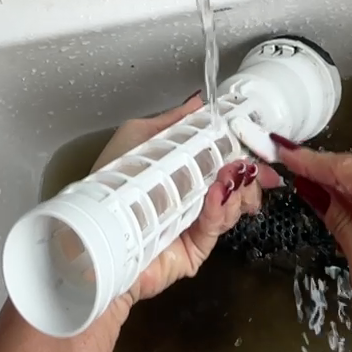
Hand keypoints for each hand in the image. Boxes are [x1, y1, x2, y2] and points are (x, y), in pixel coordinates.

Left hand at [90, 94, 281, 305]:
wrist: (94, 231)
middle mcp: (193, 194)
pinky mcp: (195, 249)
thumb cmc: (110, 180)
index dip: (241, 148)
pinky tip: (218, 193)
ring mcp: (196, 222)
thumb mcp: (139, 137)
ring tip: (229, 174)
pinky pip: (216, 226)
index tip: (257, 139)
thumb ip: (173, 122)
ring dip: (238, 187)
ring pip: (234, 204)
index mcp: (182, 167)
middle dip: (250, 171)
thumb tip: (199, 102)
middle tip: (254, 163)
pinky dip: (221, 207)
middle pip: (236, 182)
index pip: (220, 155)